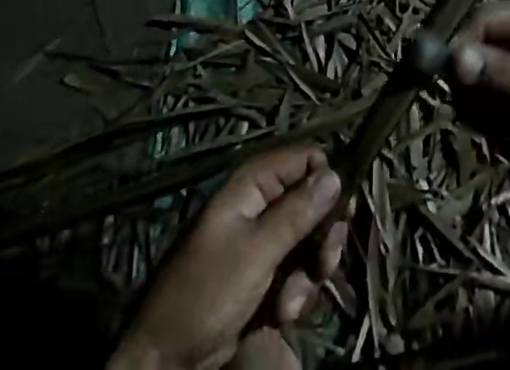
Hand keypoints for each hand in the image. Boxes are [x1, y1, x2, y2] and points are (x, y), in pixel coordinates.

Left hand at [110, 146, 348, 369]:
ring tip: (290, 304)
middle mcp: (262, 203)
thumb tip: (336, 174)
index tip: (339, 216)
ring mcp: (265, 238)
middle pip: (316, 201)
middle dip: (322, 239)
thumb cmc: (207, 292)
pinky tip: (282, 314)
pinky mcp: (267, 270)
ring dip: (308, 274)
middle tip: (323, 265)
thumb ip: (298, 212)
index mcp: (253, 184)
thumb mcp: (256, 251)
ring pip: (311, 240)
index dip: (327, 184)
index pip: (307, 160)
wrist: (170, 356)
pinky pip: (300, 269)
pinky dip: (297, 292)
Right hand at [449, 2, 509, 153]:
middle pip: (482, 46)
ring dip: (484, 101)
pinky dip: (498, 112)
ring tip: (497, 130)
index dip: (463, 46)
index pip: (485, 19)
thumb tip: (454, 58)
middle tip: (472, 114)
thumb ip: (504, 73)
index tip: (451, 82)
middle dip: (473, 80)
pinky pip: (501, 92)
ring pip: (488, 73)